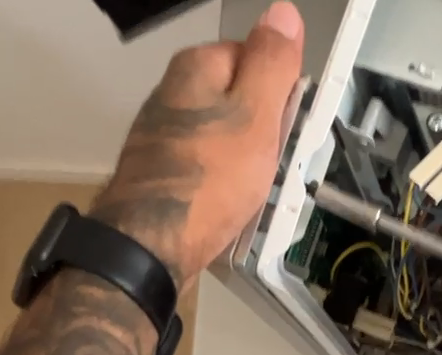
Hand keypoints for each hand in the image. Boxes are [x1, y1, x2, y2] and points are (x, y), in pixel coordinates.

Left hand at [92, 1, 304, 281]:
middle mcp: (173, 96)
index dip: (281, 94)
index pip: (255, 59)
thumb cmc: (207, 182)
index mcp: (197, 69)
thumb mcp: (255, 117)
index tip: (290, 127)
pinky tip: (232, 212)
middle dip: (264, 136)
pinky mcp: (161, 180)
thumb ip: (272, 64)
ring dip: (247, 169)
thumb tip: (284, 13)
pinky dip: (225, 192)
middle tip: (276, 167)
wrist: (151, 245)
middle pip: (238, 105)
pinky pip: (208, 177)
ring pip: (224, 144)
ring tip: (256, 195)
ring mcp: (164, 139)